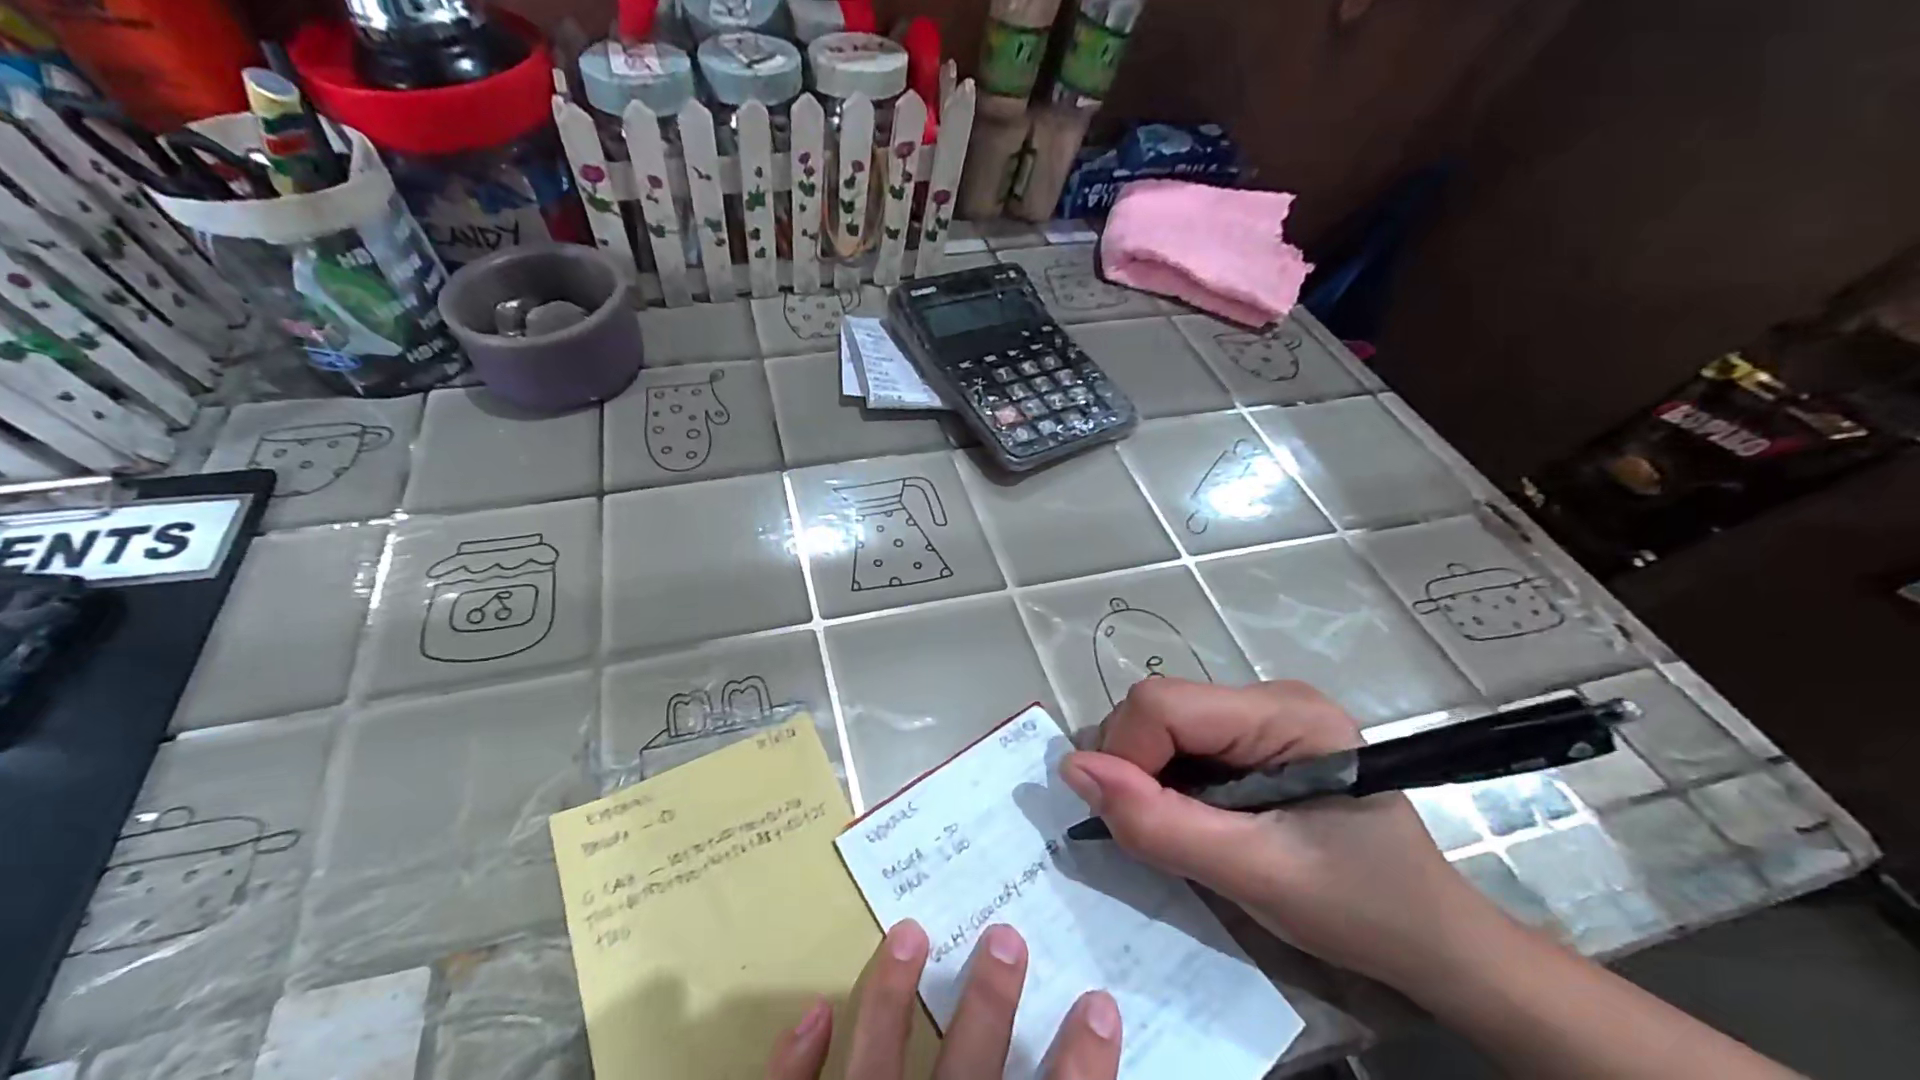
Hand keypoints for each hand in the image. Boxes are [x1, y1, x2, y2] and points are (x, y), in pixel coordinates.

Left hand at [764, 920, 1122, 1079]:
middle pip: (965, 1074)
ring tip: (910, 929)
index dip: (1078, 1066)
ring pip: (875, 1066)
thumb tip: (1082, 1047)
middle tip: (1004, 935)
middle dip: (988, 1005)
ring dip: (891, 997)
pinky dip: (796, 1060)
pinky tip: (813, 1008)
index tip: (1101, 1005)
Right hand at [1057, 678, 1502, 991]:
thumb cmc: (1360, 909)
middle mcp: (1268, 697)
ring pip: (1160, 724)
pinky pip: (1179, 743)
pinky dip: (1165, 782)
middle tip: (1162, 833)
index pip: (1162, 703)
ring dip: (1147, 778)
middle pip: (1156, 707)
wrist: (1430, 940)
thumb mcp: (1255, 875)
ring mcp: (1260, 714)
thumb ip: (1161, 825)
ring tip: (1183, 831)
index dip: (1127, 758)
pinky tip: (1194, 818)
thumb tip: (1072, 770)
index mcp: (1284, 713)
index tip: (1132, 822)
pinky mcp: (1251, 738)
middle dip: (1134, 769)